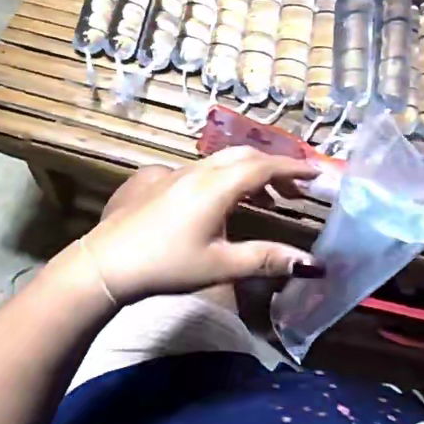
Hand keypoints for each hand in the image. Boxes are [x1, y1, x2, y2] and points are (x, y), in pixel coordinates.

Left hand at [77, 148, 323, 302]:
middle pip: (245, 157)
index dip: (294, 169)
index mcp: (218, 185)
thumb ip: (268, 259)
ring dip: (249, 174)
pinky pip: (199, 169)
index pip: (265, 167)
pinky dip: (223, 178)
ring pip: (221, 162)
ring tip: (266, 200)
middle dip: (274, 169)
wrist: (106, 262)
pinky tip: (218, 202)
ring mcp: (174, 172)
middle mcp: (198, 170)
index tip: (317, 174)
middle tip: (296, 191)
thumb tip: (314, 265)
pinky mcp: (156, 179)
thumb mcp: (222, 266)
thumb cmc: (167, 265)